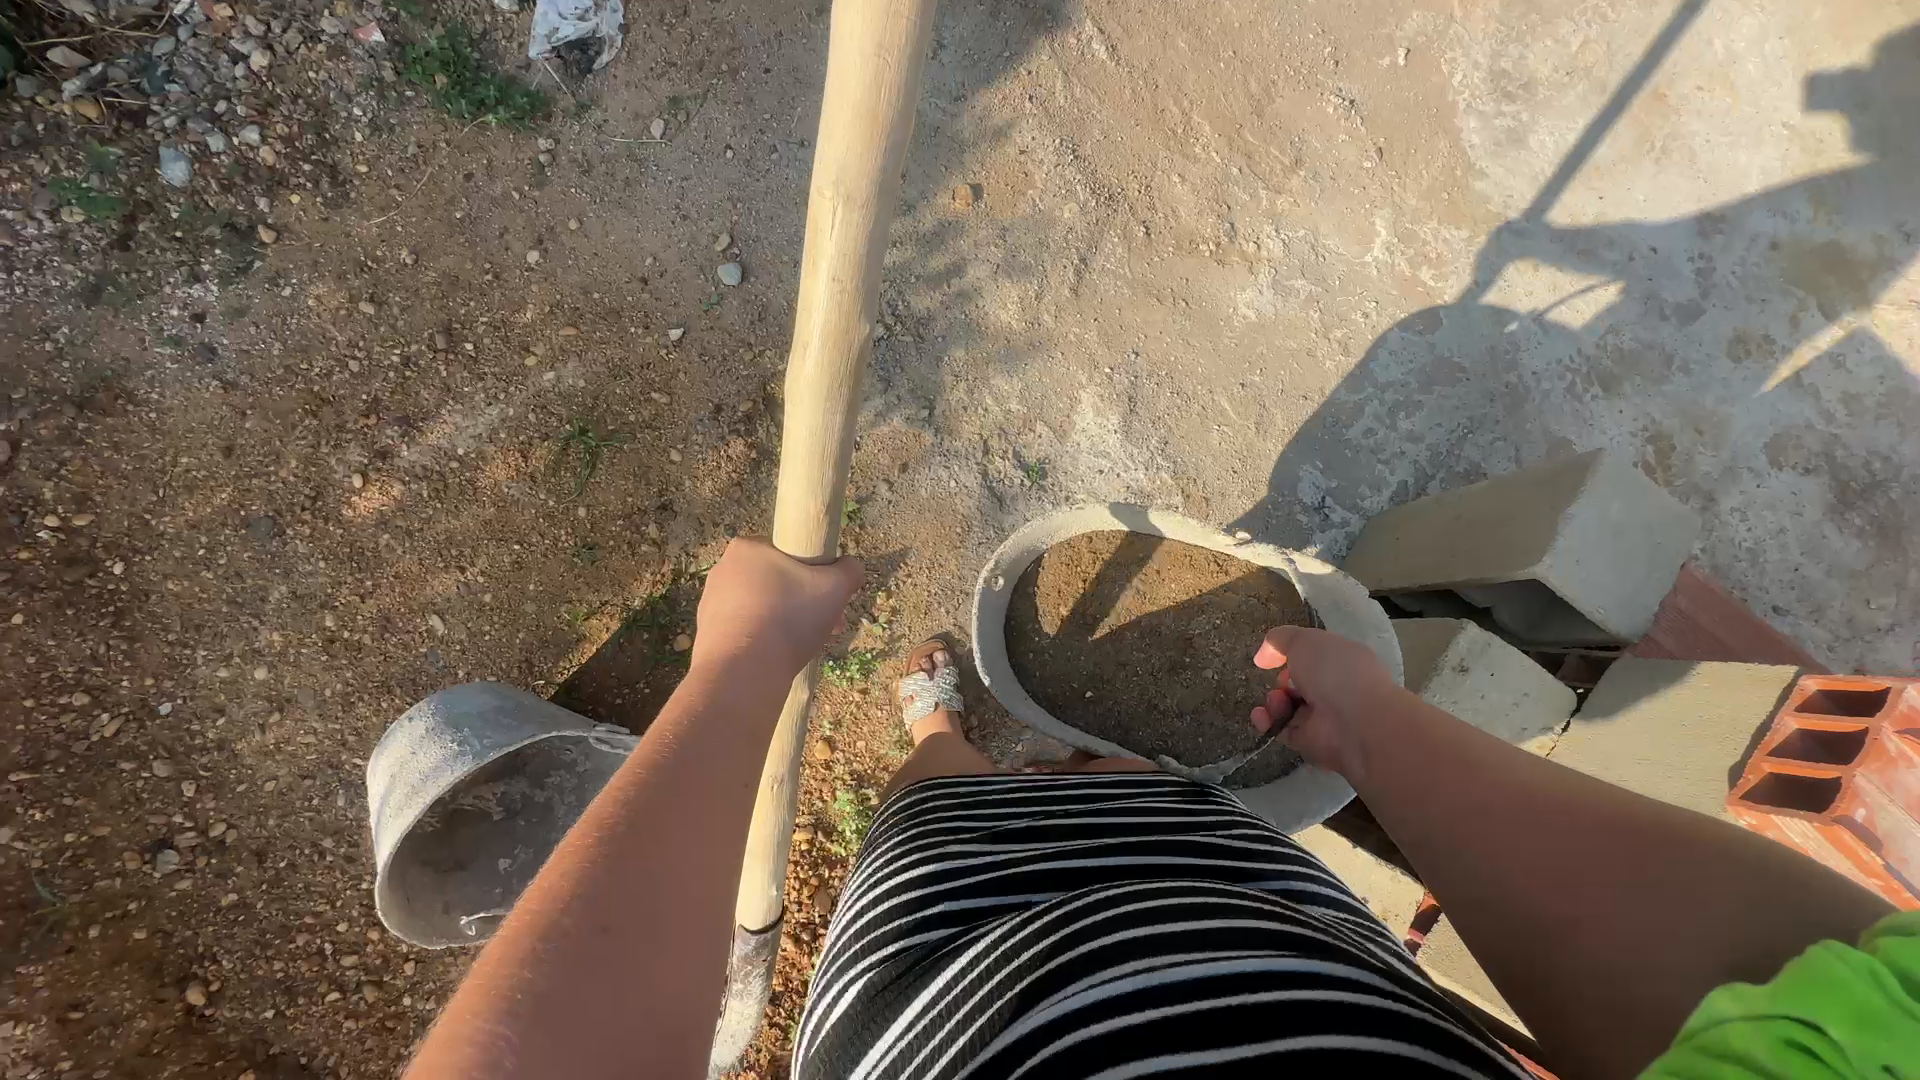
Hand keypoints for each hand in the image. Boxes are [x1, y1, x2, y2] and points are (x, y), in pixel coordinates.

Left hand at [691, 538, 864, 677]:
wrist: (742, 672)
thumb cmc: (789, 618)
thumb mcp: (835, 588)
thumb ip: (849, 570)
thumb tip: (851, 567)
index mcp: (748, 547)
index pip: (789, 553)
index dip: (816, 575)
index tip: (829, 600)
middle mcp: (723, 569)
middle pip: (778, 582)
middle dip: (805, 602)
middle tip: (826, 626)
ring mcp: (710, 602)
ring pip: (763, 607)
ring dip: (787, 621)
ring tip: (806, 645)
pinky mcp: (706, 632)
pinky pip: (746, 629)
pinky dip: (765, 639)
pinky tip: (779, 657)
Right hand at [1251, 626, 1405, 779]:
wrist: (1356, 723)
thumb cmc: (1334, 672)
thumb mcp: (1304, 640)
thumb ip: (1280, 639)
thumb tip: (1263, 656)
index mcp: (1342, 661)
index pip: (1314, 656)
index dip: (1292, 654)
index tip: (1273, 657)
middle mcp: (1335, 688)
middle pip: (1297, 682)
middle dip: (1282, 679)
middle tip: (1283, 681)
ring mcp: (1323, 717)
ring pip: (1286, 706)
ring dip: (1273, 700)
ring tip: (1277, 700)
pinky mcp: (1309, 741)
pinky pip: (1281, 728)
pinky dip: (1266, 722)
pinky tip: (1262, 716)